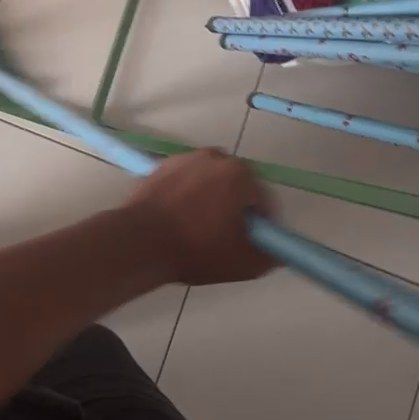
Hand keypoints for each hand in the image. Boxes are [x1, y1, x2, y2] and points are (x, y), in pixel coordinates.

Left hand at [121, 148, 274, 286]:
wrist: (140, 240)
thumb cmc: (196, 249)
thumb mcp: (244, 263)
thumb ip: (271, 254)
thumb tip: (278, 249)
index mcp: (239, 174)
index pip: (263, 199)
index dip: (261, 222)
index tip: (252, 240)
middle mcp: (214, 157)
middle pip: (236, 183)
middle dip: (236, 205)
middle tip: (227, 233)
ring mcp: (185, 158)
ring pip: (210, 179)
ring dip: (211, 196)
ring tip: (200, 225)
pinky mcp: (162, 166)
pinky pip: (186, 179)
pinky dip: (188, 193)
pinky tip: (180, 216)